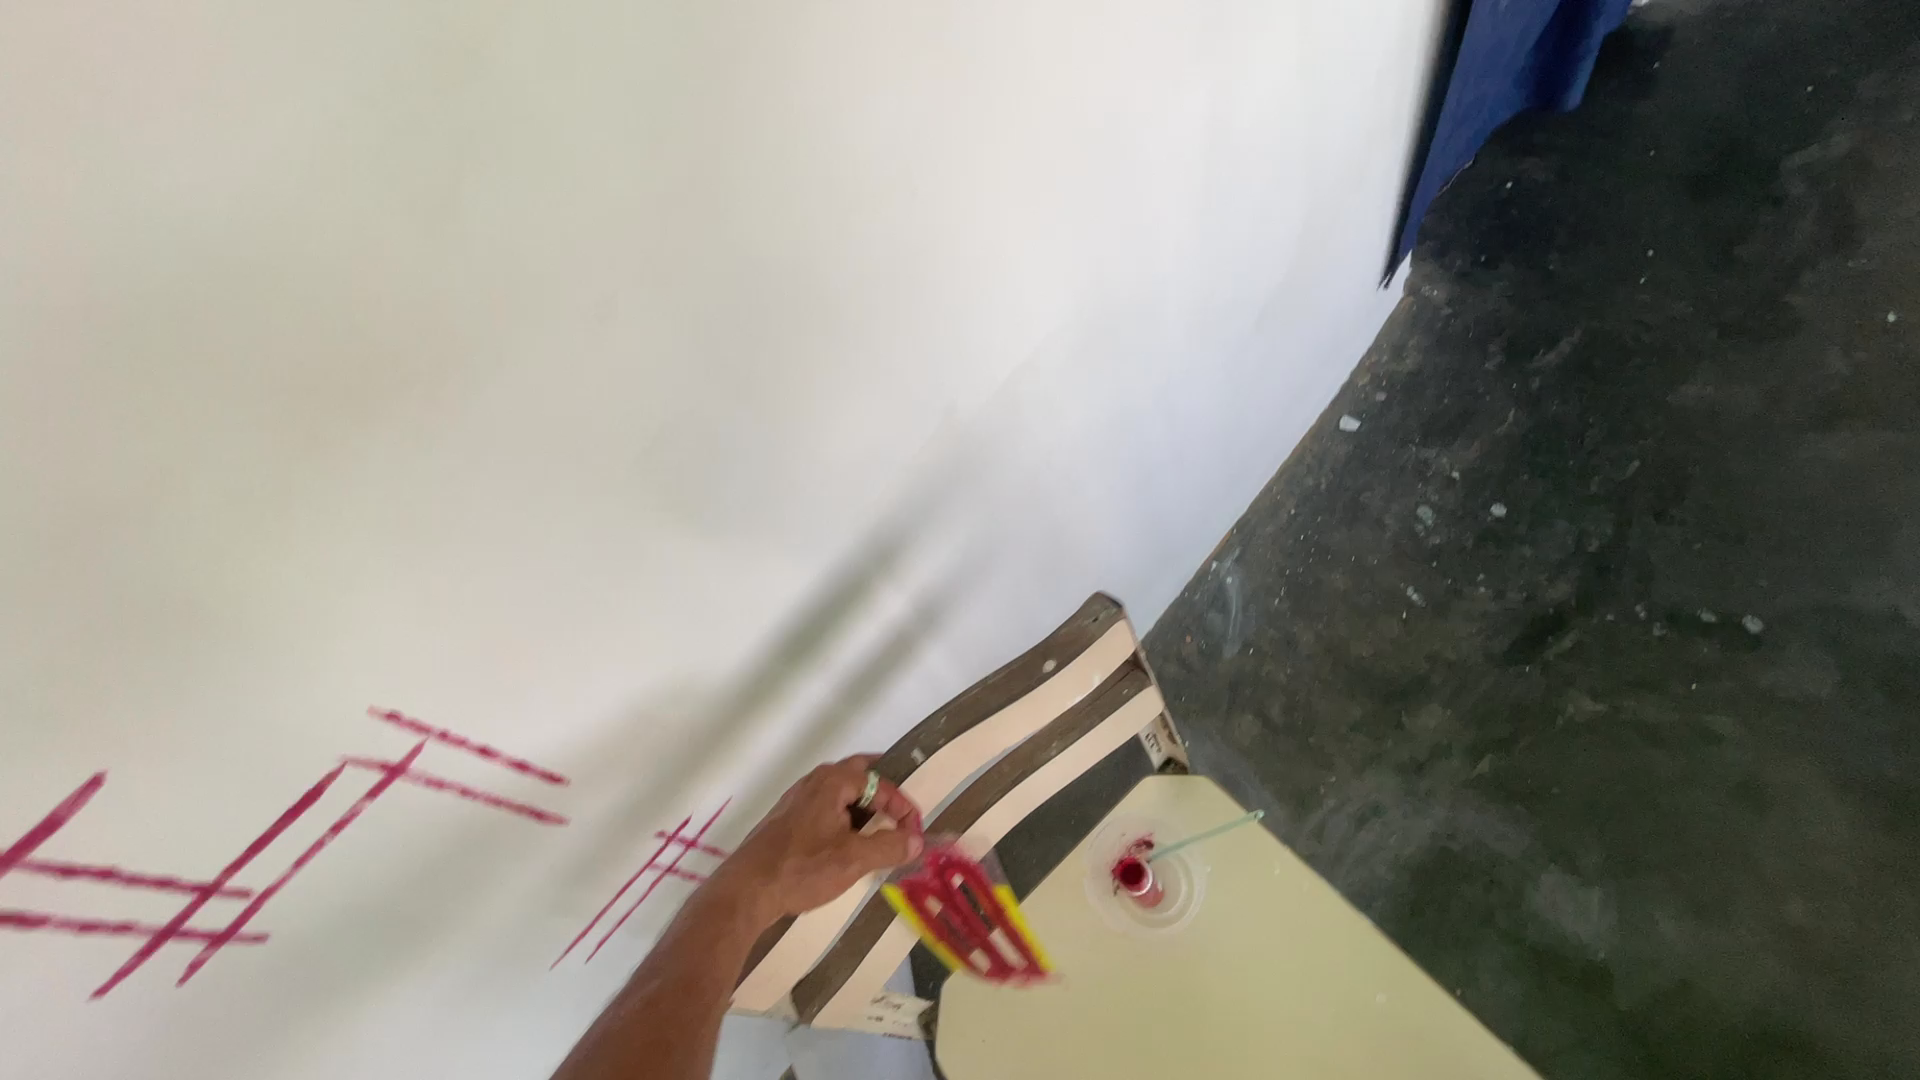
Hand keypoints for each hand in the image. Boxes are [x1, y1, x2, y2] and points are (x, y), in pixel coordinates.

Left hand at [707, 755, 924, 928]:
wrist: (746, 890)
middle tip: (901, 812)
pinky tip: (848, 844)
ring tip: (880, 830)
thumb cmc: (802, 868)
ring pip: (840, 793)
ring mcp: (798, 799)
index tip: (915, 831)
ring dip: (863, 806)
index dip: (902, 806)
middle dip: (883, 791)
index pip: (880, 782)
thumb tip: (917, 840)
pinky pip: (826, 807)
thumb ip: (889, 846)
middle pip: (858, 775)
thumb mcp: (854, 859)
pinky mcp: (787, 820)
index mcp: (833, 780)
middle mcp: (815, 781)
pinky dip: (844, 818)